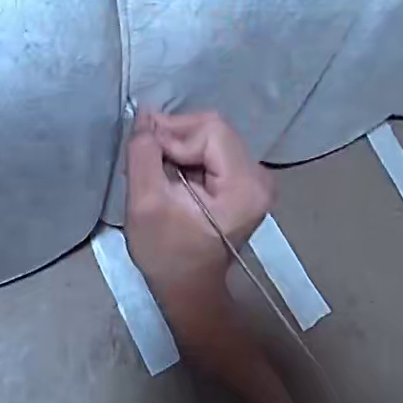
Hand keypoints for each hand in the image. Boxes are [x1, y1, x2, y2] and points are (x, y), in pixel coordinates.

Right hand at [124, 110, 271, 339]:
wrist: (186, 288)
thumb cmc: (165, 252)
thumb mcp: (144, 201)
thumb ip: (144, 152)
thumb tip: (145, 114)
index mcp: (245, 186)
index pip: (209, 130)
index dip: (173, 135)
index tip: (148, 156)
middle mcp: (259, 177)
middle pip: (212, 128)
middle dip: (174, 136)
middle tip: (148, 158)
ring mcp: (254, 178)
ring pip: (210, 134)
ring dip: (178, 144)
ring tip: (157, 168)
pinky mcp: (242, 180)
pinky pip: (211, 147)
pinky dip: (186, 153)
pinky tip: (170, 172)